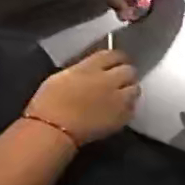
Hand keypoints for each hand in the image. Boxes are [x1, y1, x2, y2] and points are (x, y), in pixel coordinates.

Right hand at [23, 49, 138, 143]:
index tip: (116, 61)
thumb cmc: (49, 103)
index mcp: (91, 68)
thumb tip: (93, 71)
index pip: (114, 55)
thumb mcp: (63, 76)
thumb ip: (83, 71)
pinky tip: (119, 110)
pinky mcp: (122, 117)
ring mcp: (118, 99)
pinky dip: (128, 107)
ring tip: (122, 95)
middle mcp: (109, 80)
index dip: (117, 58)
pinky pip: (132, 108)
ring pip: (135, 88)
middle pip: (129, 70)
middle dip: (126, 73)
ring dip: (129, 89)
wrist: (54, 129)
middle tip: (121, 79)